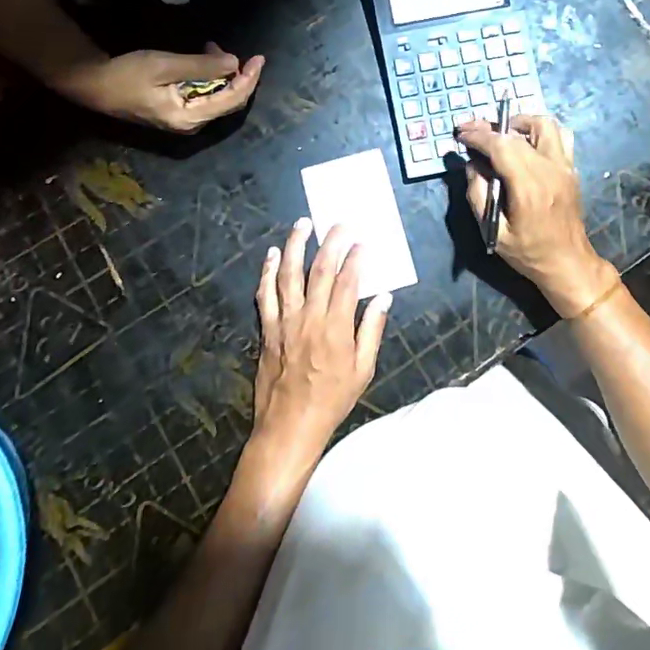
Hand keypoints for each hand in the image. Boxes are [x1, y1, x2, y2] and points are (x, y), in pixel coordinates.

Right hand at [57, 43, 264, 132]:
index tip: (259, 58)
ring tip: (210, 47)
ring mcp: (184, 121)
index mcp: (190, 118)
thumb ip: (202, 66)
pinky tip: (202, 58)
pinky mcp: (177, 112)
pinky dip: (208, 76)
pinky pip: (204, 95)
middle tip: (224, 47)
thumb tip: (235, 64)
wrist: (93, 84)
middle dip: (235, 73)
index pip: (232, 100)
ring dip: (219, 71)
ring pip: (217, 96)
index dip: (250, 79)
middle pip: (228, 101)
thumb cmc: (127, 74)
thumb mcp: (165, 65)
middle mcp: (192, 125)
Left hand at [251, 219, 391, 460]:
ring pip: (289, 275)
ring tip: (303, 224)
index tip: (363, 242)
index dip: (356, 259)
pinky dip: (268, 272)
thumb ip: (372, 330)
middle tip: (339, 224)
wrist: (290, 426)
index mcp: (336, 328)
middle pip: (320, 271)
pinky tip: (273, 254)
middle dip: (331, 243)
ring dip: (296, 246)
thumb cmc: (332, 400)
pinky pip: (265, 295)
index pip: (348, 282)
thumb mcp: (363, 370)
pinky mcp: (267, 329)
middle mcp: (309, 318)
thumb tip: (384, 297)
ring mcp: (285, 322)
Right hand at [456, 114, 618, 316]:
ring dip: (521, 123)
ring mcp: (564, 167)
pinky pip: (561, 136)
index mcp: (529, 187)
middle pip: (518, 133)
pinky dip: (541, 132)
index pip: (501, 146)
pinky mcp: (571, 169)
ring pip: (545, 125)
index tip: (462, 134)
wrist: (568, 263)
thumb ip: (478, 195)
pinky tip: (527, 142)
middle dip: (491, 128)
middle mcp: (549, 170)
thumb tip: (473, 165)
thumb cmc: (529, 252)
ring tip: (503, 132)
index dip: (479, 136)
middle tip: (473, 131)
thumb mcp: (493, 230)